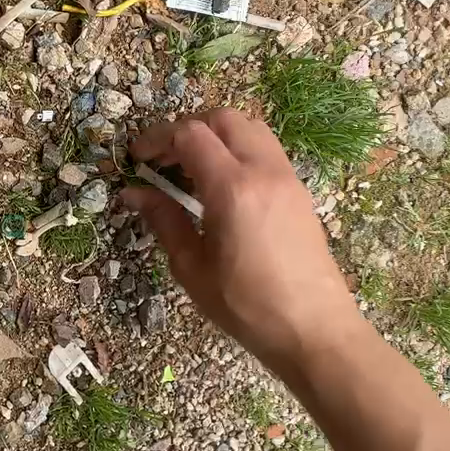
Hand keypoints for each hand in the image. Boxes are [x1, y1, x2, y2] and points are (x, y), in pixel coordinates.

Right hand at [118, 109, 362, 371]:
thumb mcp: (190, 265)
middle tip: (163, 158)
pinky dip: (237, 151)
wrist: (315, 331)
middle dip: (187, 129)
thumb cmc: (245, 304)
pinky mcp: (299, 192)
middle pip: (224, 118)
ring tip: (190, 169)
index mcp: (232, 188)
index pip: (190, 134)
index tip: (136, 158)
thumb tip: (133, 192)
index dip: (157, 138)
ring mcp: (288, 179)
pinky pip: (265, 150)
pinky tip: (218, 185)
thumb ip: (163, 219)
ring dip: (215, 136)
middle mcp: (264, 172)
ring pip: (249, 128)